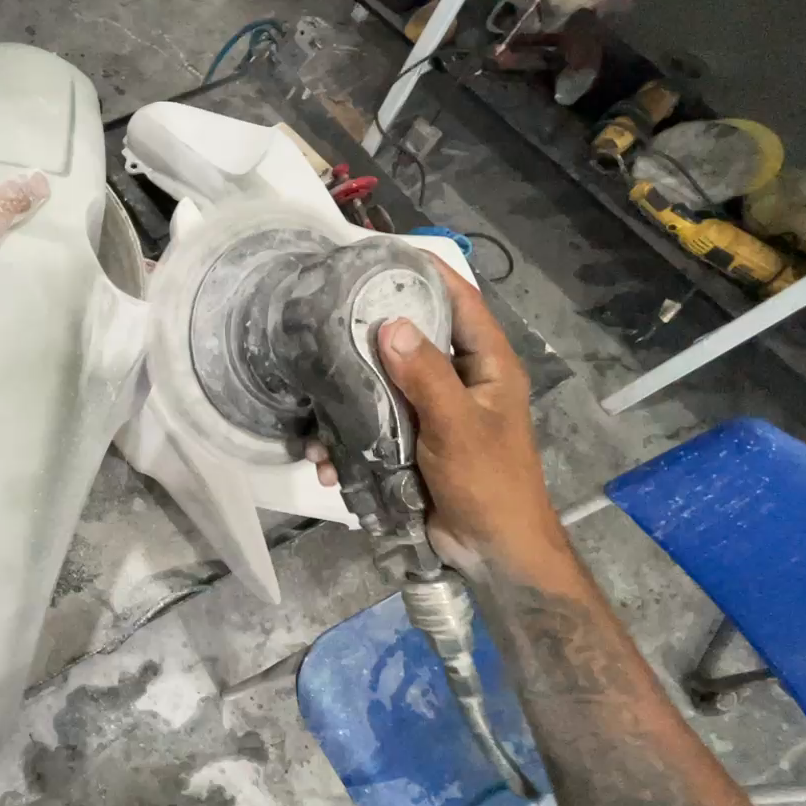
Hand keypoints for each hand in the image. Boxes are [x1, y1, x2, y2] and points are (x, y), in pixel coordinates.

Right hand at [311, 258, 568, 577]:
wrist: (490, 549)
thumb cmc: (488, 482)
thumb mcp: (458, 425)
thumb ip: (426, 376)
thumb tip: (390, 325)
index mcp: (487, 367)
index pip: (462, 304)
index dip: (430, 275)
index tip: (386, 256)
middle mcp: (459, 382)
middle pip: (413, 342)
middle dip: (370, 339)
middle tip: (327, 324)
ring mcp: (432, 415)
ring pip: (383, 390)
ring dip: (348, 404)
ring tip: (315, 416)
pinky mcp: (410, 445)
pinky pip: (373, 430)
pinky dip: (347, 444)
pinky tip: (327, 460)